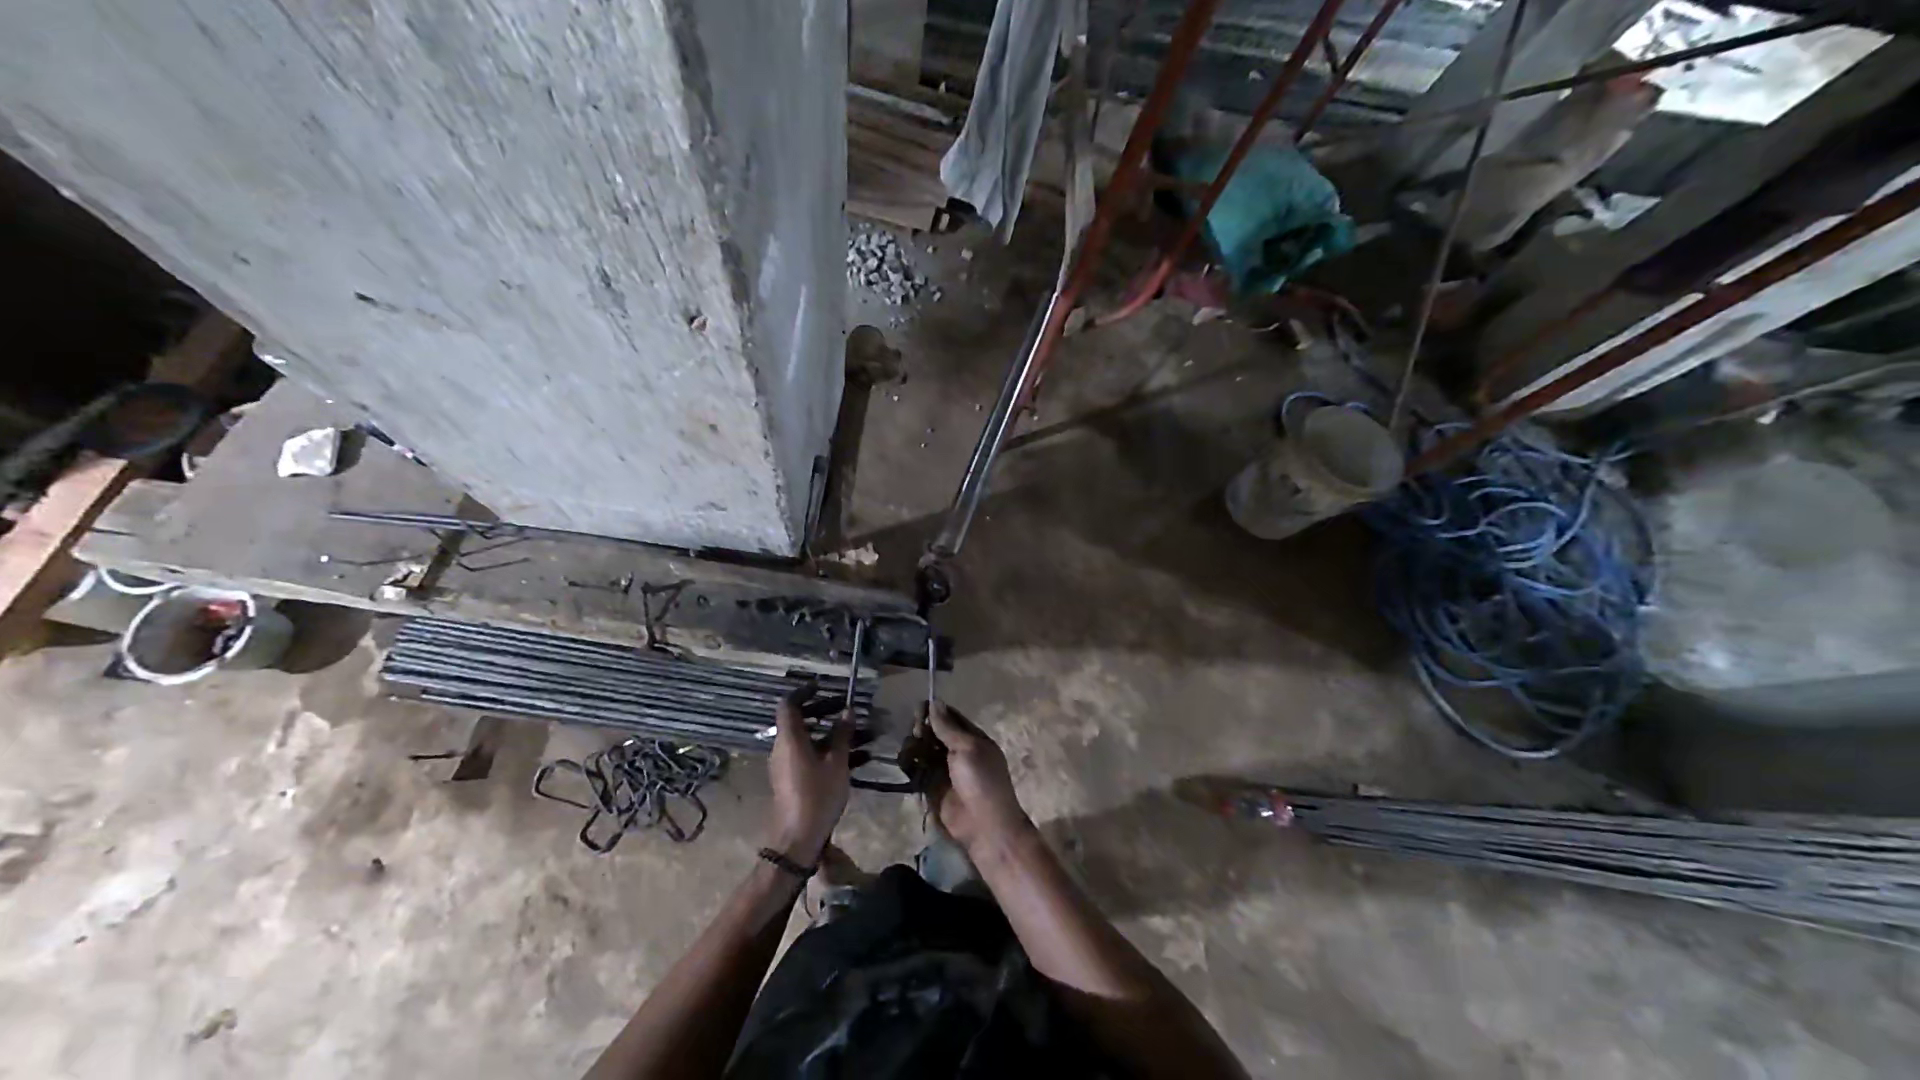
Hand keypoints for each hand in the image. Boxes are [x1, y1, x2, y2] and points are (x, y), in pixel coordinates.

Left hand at [766, 694, 852, 864]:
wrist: (798, 838)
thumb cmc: (817, 795)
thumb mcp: (836, 763)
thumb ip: (842, 735)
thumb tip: (847, 711)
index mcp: (789, 739)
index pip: (789, 705)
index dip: (804, 692)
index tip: (823, 686)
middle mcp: (783, 748)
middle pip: (800, 721)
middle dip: (825, 712)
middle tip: (847, 708)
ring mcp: (786, 765)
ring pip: (809, 740)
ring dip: (832, 733)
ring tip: (860, 732)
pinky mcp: (793, 780)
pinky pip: (810, 756)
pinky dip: (828, 751)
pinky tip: (857, 757)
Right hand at [924, 702, 1033, 856]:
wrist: (984, 825)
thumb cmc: (981, 781)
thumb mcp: (968, 748)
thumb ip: (948, 727)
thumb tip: (935, 702)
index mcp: (973, 739)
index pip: (950, 717)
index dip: (934, 712)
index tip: (919, 710)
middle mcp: (957, 751)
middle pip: (933, 732)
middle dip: (922, 730)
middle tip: (917, 734)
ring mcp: (943, 769)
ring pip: (922, 749)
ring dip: (914, 747)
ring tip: (912, 752)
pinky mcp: (930, 787)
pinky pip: (916, 769)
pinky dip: (910, 765)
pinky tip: (907, 764)